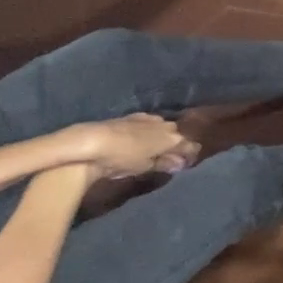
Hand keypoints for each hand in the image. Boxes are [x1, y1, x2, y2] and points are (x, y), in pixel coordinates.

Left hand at [68, 114, 198, 178]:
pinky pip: (148, 124)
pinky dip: (147, 131)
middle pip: (177, 136)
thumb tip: (180, 164)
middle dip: (174, 145)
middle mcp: (168, 126)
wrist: (91, 141)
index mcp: (174, 139)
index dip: (189, 156)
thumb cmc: (120, 158)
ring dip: (160, 137)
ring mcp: (152, 119)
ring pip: (163, 128)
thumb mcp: (142, 167)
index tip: (184, 164)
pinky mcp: (135, 116)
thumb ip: (164, 164)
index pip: (191, 147)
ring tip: (149, 147)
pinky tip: (136, 138)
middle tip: (164, 156)